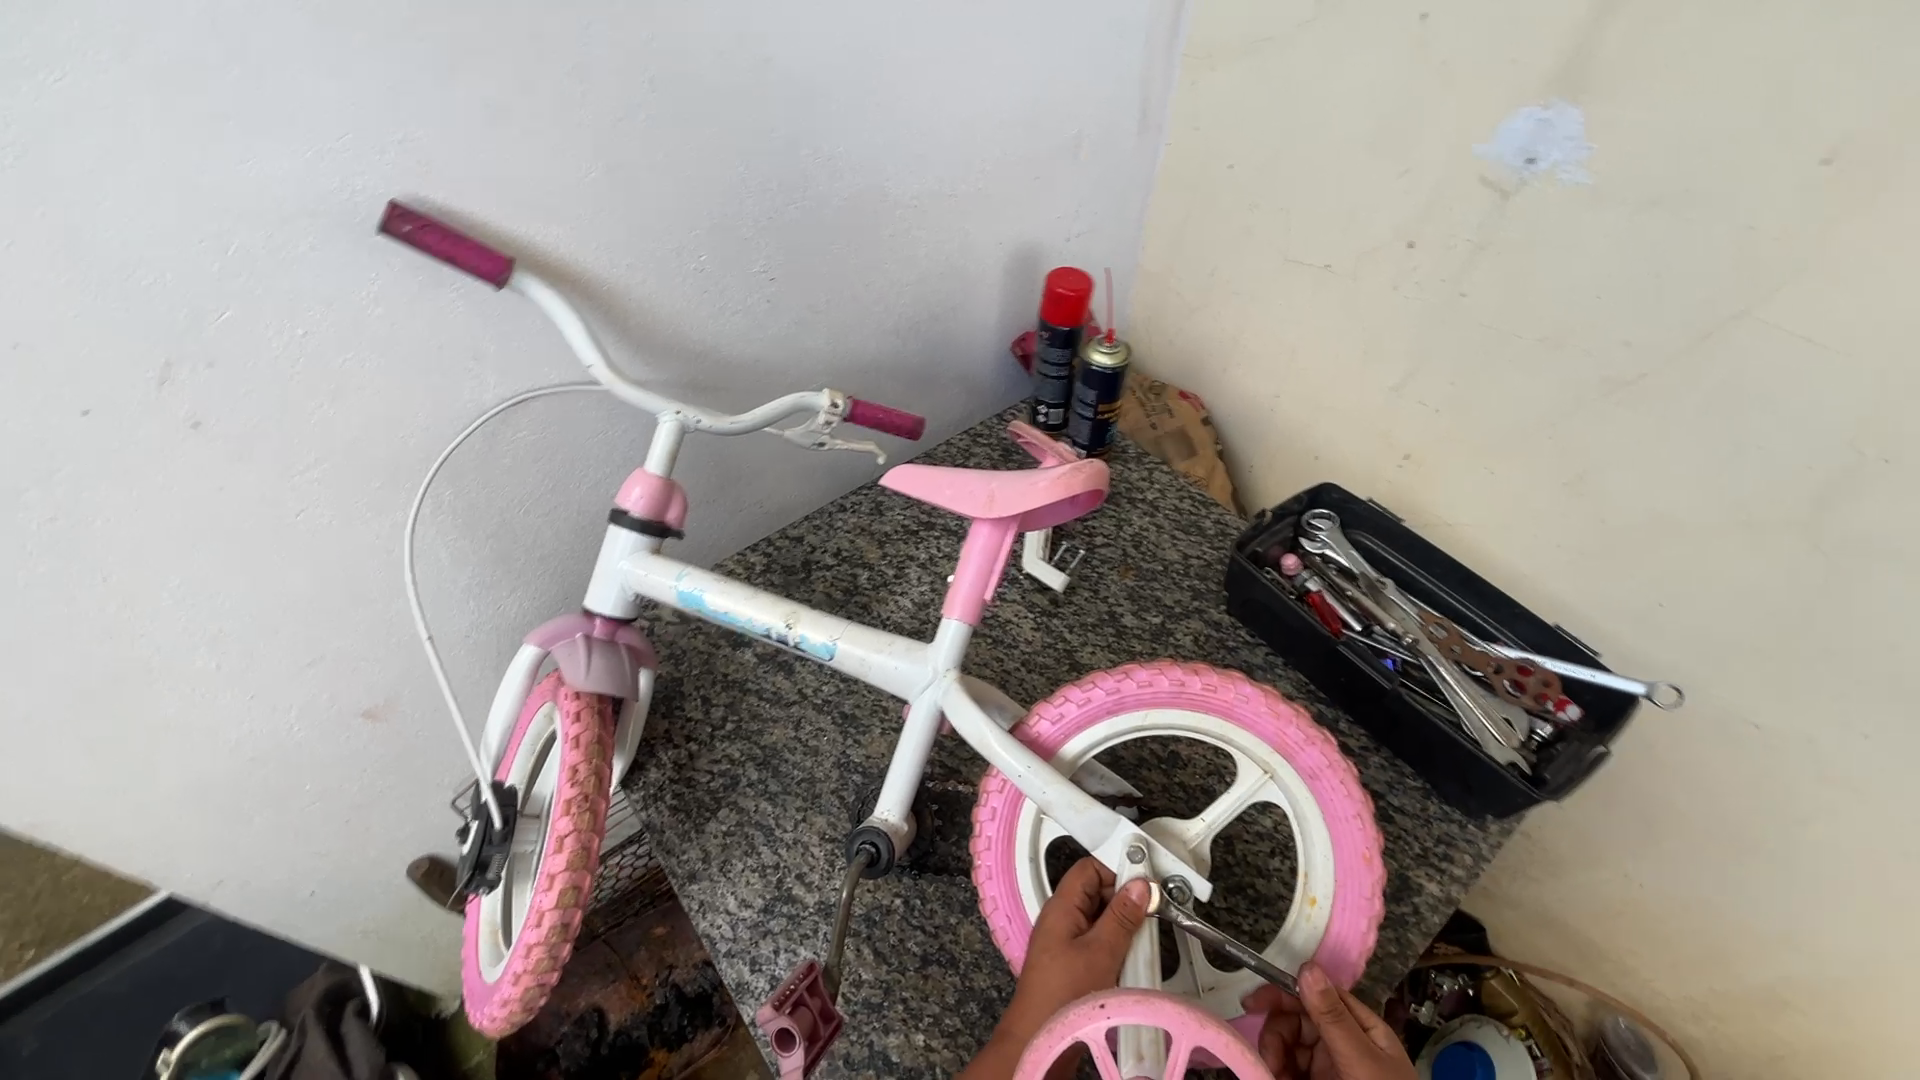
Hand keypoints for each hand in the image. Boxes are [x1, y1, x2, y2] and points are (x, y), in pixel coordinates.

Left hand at [957, 857, 1149, 1079]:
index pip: (1089, 868)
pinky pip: (1097, 941)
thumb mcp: (1101, 951)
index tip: (1144, 882)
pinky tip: (1129, 961)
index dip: (1116, 870)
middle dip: (1124, 901)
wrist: (1039, 1036)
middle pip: (1097, 892)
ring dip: (1122, 927)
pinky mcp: (1071, 961)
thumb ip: (1122, 917)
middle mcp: (1061, 917)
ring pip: (1100, 919)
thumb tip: (1140, 885)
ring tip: (1141, 941)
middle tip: (1149, 914)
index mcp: (1062, 905)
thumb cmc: (1062, 994)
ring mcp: (1065, 939)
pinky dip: (1115, 946)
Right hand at [1244, 961, 1416, 1079]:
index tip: (1252, 1004)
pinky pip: (1290, 1068)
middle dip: (1276, 1034)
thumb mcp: (1361, 1061)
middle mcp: (1344, 1042)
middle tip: (1269, 1058)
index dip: (1283, 994)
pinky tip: (1273, 1077)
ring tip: (1271, 1074)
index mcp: (1361, 1027)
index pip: (1316, 995)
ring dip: (1274, 1056)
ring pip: (1288, 1045)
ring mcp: (1331, 1067)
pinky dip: (1277, 1071)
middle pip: (1296, 1020)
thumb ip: (1333, 1017)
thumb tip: (1307, 966)